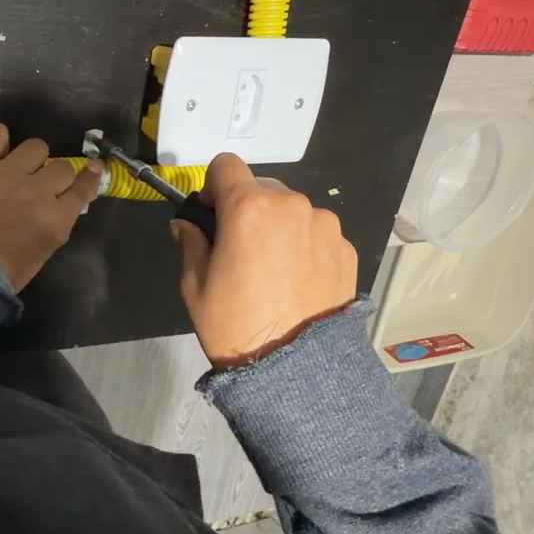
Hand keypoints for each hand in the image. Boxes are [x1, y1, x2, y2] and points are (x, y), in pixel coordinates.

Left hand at [0, 123, 104, 291]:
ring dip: (31, 158)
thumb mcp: (42, 254)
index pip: (83, 188)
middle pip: (61, 167)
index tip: (93, 167)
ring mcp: (8, 174)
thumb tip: (66, 202)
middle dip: (54, 176)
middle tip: (38, 186)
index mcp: (56, 220)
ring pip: (36, 147)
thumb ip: (57, 225)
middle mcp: (37, 192)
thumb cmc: (2, 273)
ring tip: (17, 170)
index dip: (89, 176)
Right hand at [174, 154, 357, 367]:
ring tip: (273, 271)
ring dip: (278, 227)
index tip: (212, 214)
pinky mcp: (346, 247)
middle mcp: (291, 204)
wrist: (293, 367)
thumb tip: (187, 225)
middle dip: (247, 209)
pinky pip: (316, 234)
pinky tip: (296, 282)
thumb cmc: (233, 325)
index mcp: (248, 208)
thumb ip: (190, 244)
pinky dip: (303, 247)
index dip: (213, 186)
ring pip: (292, 211)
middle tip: (240, 250)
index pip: (226, 165)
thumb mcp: (194, 287)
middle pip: (261, 188)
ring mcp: (324, 224)